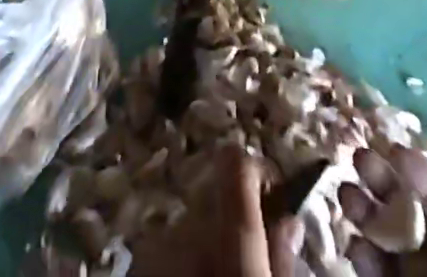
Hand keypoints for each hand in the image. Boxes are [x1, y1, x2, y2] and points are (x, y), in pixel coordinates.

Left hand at [132, 144, 299, 276]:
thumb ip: (280, 253)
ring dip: (205, 234)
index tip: (273, 190)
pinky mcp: (138, 257)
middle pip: (217, 193)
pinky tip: (188, 276)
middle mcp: (191, 220)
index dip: (257, 168)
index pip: (236, 161)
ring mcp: (160, 238)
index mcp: (228, 226)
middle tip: (247, 248)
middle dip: (232, 211)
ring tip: (215, 268)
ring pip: (192, 218)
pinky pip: (168, 241)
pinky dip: (179, 253)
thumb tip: (288, 217)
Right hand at [340, 148, 426, 275]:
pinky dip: (362, 259)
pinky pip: (375, 274)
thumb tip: (408, 161)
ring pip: (388, 240)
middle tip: (358, 159)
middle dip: (383, 183)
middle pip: (413, 213)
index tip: (393, 152)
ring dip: (365, 214)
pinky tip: (354, 246)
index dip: (423, 174)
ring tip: (346, 196)